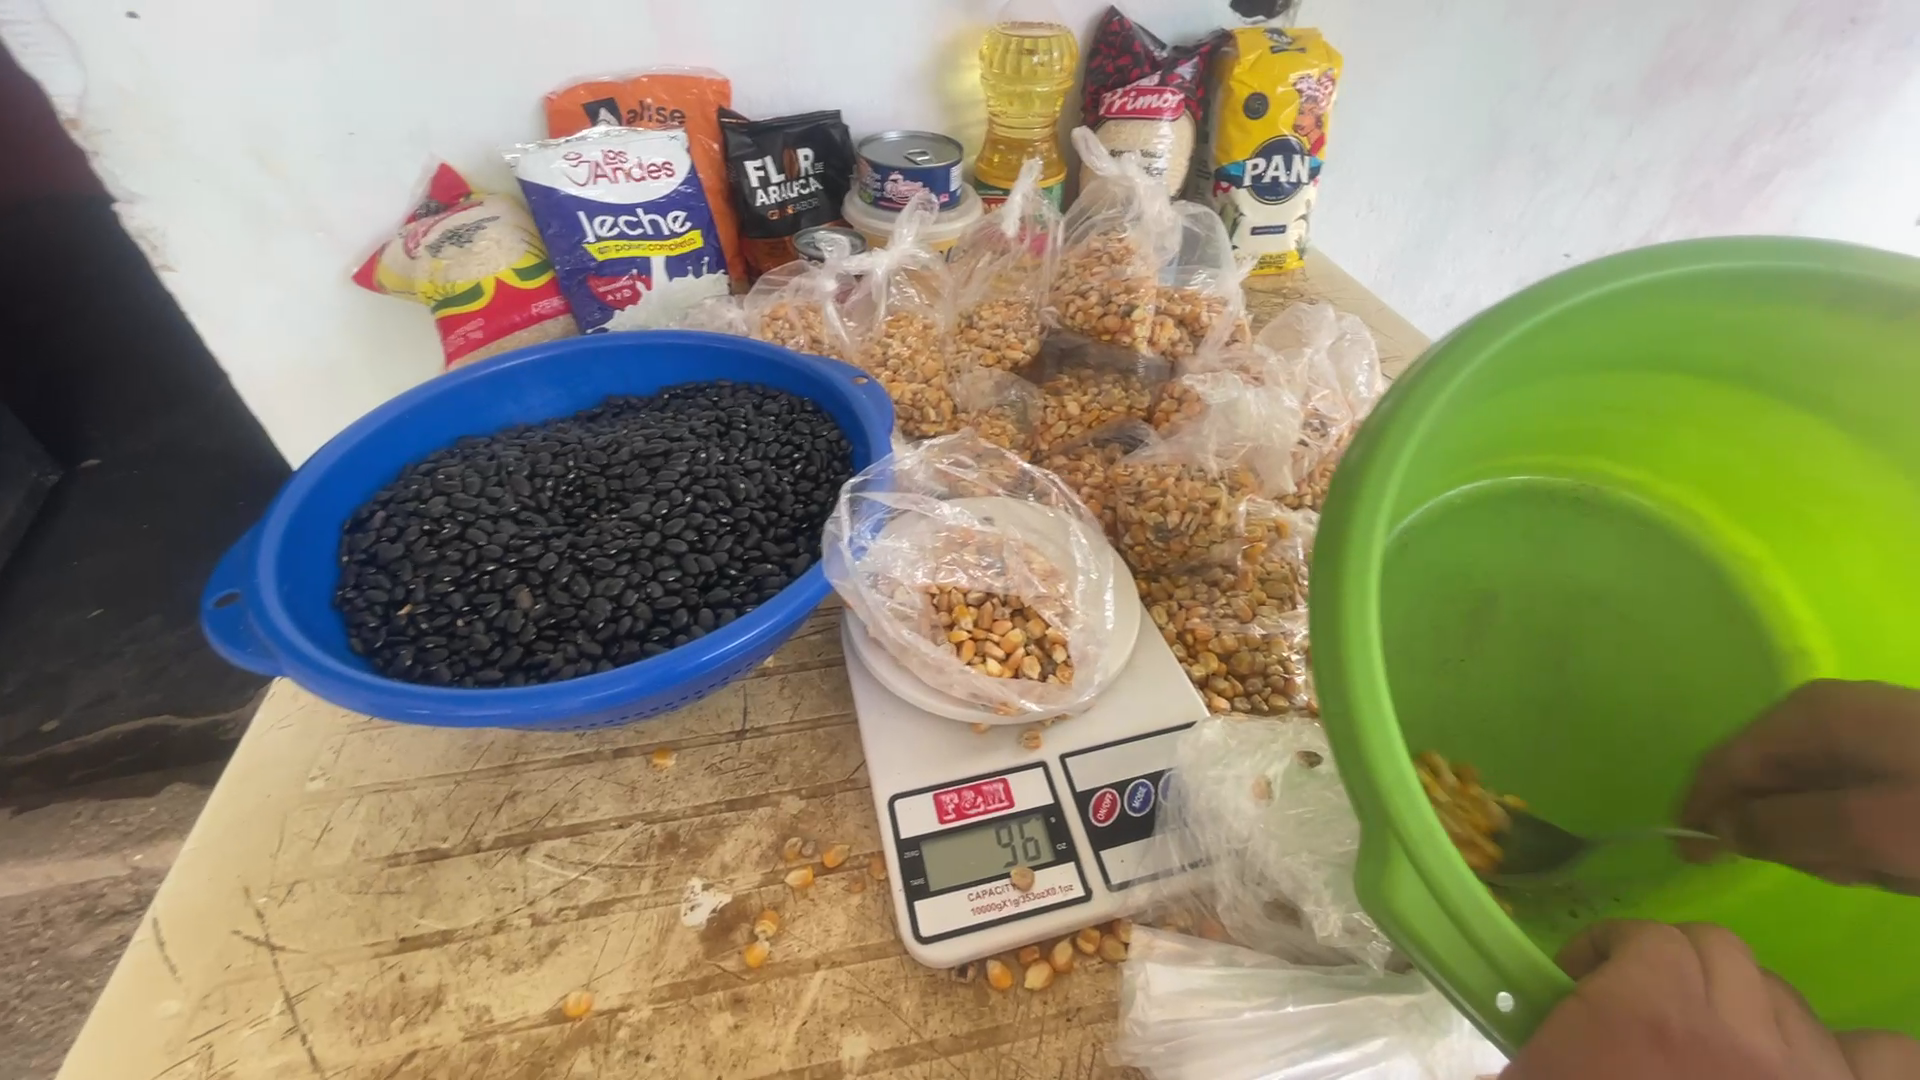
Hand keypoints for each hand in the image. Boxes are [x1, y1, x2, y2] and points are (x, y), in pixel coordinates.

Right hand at [1503, 921, 1858, 1078]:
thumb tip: (1500, 1040)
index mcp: (1646, 1008)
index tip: (1581, 979)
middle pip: (1718, 950)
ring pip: (1791, 999)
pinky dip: (1860, 1055)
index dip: (1608, 948)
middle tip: (1644, 1005)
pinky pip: (1892, 1059)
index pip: (1647, 936)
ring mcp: (1808, 1076)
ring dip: (1750, 1006)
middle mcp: (1736, 1029)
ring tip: (1722, 1045)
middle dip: (1674, 964)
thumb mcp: (1535, 1078)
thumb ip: (1536, 1043)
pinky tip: (1813, 1068)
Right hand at [1679, 679, 1919, 891]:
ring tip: (1900, 872)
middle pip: (1773, 782)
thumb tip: (1722, 830)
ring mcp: (1890, 736)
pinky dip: (1883, 841)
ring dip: (1846, 844)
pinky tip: (1917, 862)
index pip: (1725, 763)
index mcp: (1814, 715)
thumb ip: (1781, 829)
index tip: (1692, 858)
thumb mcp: (1876, 831)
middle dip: (1792, 833)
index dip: (1702, 810)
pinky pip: (1872, 805)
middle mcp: (1840, 715)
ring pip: (1824, 799)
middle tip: (1847, 874)